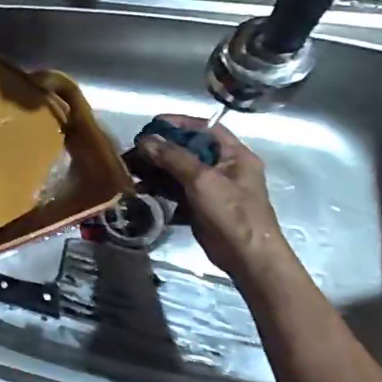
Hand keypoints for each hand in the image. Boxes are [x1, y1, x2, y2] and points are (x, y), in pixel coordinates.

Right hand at [137, 115, 293, 279]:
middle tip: (136, 151)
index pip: (206, 128)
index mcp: (234, 155)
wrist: (247, 258)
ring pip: (180, 172)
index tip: (152, 124)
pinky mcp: (202, 207)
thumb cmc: (232, 213)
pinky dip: (161, 191)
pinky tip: (142, 192)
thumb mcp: (202, 180)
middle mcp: (225, 168)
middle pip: (189, 150)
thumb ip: (173, 157)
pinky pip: (178, 192)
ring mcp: (213, 189)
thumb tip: (146, 140)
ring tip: (133, 171)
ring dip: (158, 171)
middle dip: (162, 149)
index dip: (179, 123)